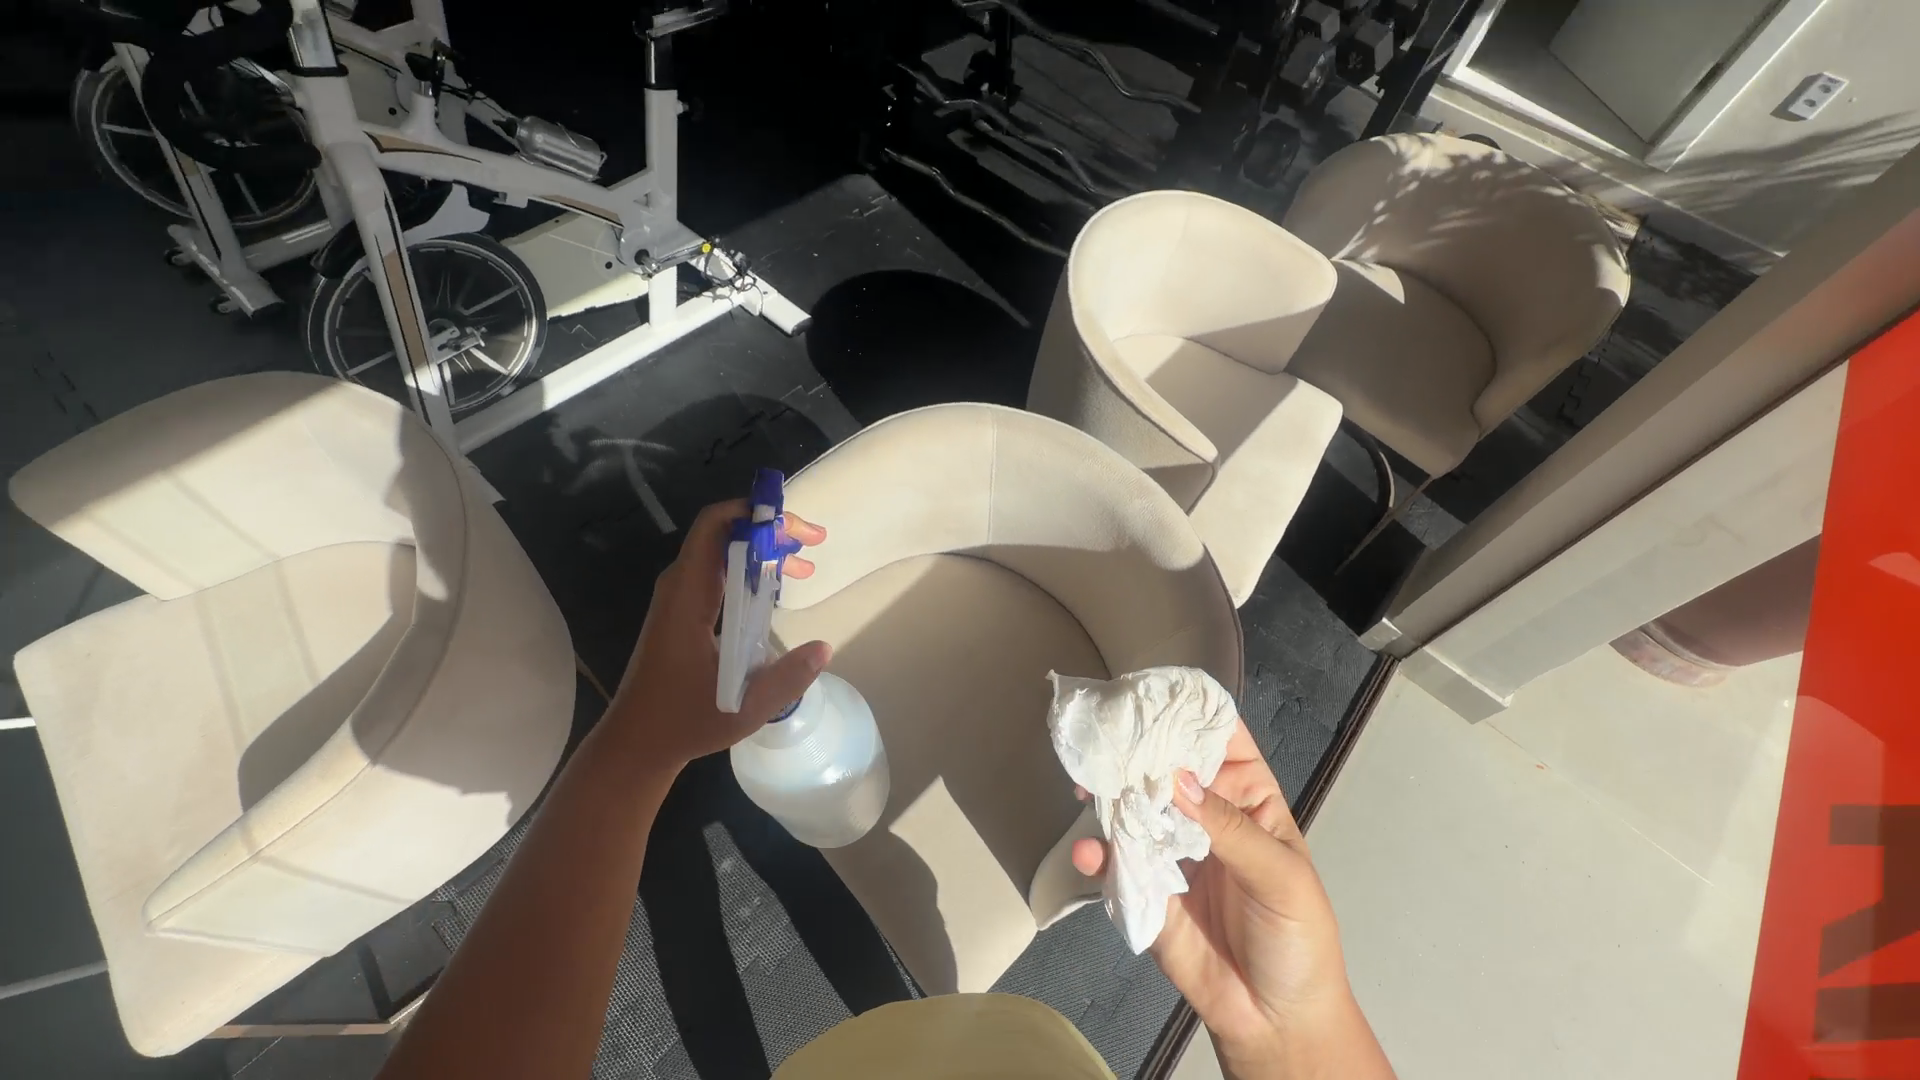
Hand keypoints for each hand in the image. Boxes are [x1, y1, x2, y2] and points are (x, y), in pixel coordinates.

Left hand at [602, 499, 831, 769]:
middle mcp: (680, 588)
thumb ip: (787, 678)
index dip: (750, 512)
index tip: (791, 525)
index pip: (712, 529)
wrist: (637, 741)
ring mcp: (680, 599)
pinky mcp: (683, 612)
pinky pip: (718, 573)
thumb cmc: (685, 721)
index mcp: (688, 599)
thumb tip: (824, 647)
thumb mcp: (744, 708)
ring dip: (763, 549)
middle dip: (769, 529)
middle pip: (722, 534)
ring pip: (722, 553)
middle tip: (813, 542)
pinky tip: (776, 589)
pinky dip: (749, 569)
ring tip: (805, 566)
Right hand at [1072, 719, 1386, 1077]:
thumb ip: (1229, 827)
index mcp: (1246, 794)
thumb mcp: (1280, 876)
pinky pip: (1115, 856)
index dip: (1188, 709)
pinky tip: (1090, 850)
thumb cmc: (1296, 937)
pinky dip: (1096, 848)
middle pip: (1165, 762)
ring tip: (1085, 782)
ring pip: (1132, 802)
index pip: (1216, 735)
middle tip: (1101, 730)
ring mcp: (1168, 844)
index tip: (1151, 692)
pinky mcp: (1142, 882)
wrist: (1273, 1020)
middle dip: (1136, 745)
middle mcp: (1202, 810)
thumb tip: (1174, 778)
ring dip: (1107, 790)